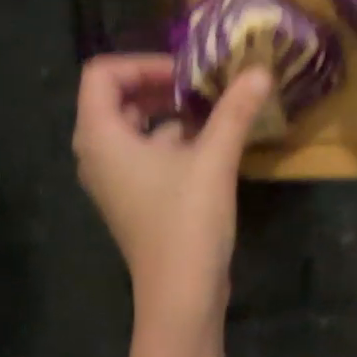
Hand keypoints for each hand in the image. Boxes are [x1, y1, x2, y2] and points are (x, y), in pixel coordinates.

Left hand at [72, 53, 271, 326]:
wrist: (181, 293)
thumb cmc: (186, 222)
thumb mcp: (214, 161)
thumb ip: (234, 112)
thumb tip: (260, 70)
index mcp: (100, 135)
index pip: (104, 74)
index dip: (145, 64)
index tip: (189, 73)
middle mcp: (96, 154)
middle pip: (117, 101)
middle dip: (160, 89)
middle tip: (203, 89)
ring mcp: (113, 182)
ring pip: (134, 132)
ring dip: (170, 118)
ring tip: (212, 117)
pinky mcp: (134, 204)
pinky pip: (145, 159)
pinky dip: (172, 147)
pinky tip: (210, 153)